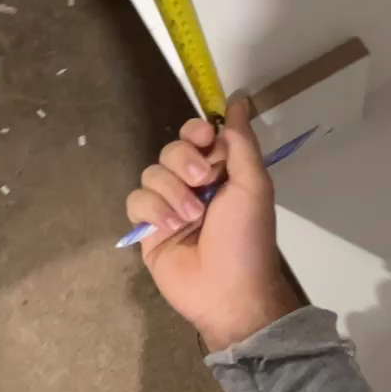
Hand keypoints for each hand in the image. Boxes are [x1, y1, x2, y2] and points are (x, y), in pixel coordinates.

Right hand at [125, 96, 300, 350]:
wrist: (228, 291)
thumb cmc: (246, 238)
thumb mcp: (253, 185)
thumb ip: (241, 141)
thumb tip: (239, 100)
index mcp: (221, 172)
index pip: (197, 136)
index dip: (195, 132)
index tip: (203, 139)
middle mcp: (192, 186)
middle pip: (170, 150)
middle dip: (183, 162)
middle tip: (202, 182)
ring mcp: (168, 207)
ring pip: (151, 173)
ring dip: (172, 193)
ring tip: (191, 219)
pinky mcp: (148, 229)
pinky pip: (136, 201)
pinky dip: (153, 211)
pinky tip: (169, 229)